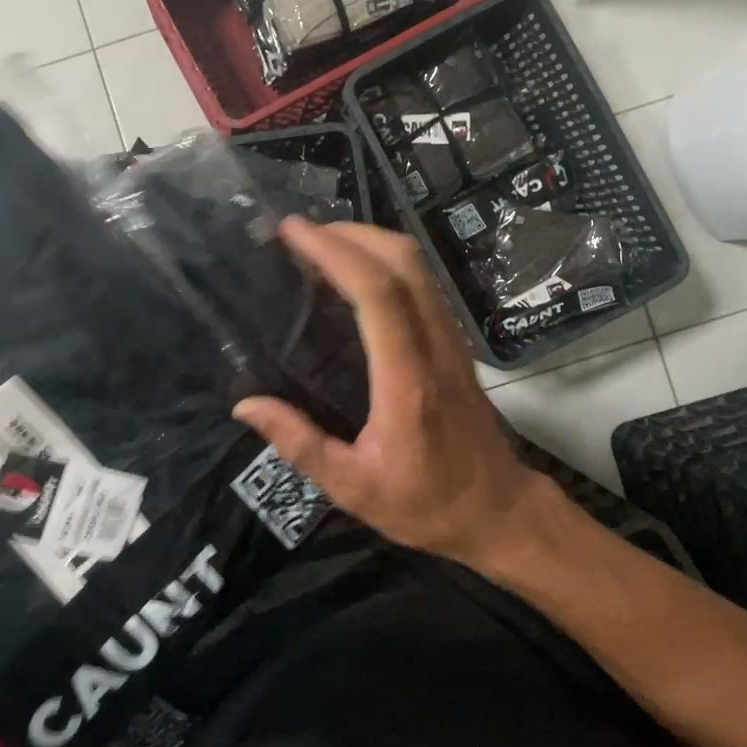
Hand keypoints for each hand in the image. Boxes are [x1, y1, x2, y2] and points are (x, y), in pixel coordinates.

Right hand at [232, 218, 555, 569]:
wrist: (500, 513)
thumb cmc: (426, 505)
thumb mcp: (354, 489)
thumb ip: (300, 445)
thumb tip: (246, 405)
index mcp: (406, 379)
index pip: (376, 294)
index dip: (335, 252)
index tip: (294, 232)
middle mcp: (434, 346)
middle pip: (403, 262)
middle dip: (350, 233)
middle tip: (300, 234)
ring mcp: (451, 341)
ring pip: (418, 267)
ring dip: (369, 242)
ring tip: (321, 246)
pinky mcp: (455, 345)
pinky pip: (422, 284)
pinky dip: (385, 263)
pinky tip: (354, 275)